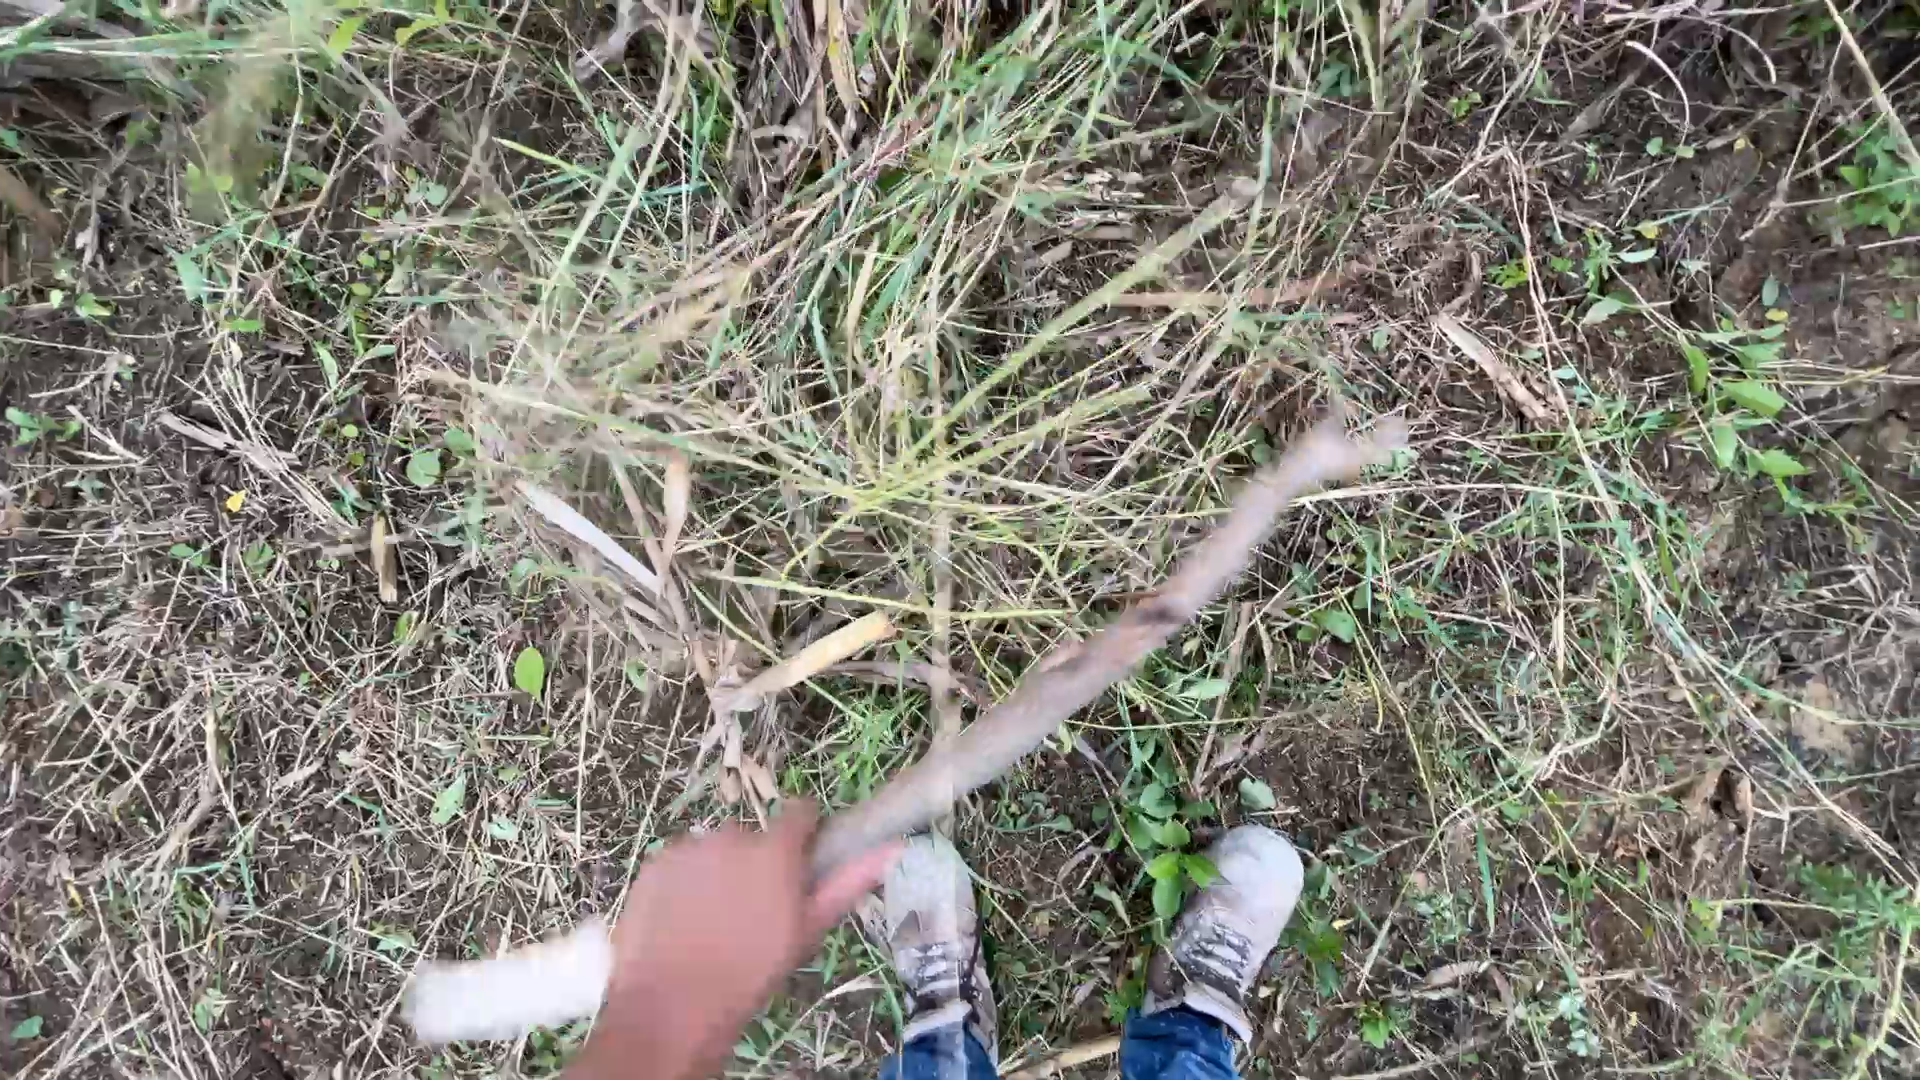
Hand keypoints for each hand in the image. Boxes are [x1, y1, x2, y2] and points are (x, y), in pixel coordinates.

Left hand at [570, 802, 896, 1079]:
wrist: (670, 1010)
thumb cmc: (751, 973)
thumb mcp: (807, 931)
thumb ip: (849, 882)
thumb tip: (894, 847)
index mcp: (776, 849)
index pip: (801, 811)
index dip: (804, 833)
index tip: (801, 862)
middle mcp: (733, 835)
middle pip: (756, 836)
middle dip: (758, 861)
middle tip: (753, 909)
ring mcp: (690, 846)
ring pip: (716, 848)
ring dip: (720, 870)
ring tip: (713, 920)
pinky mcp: (656, 861)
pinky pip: (682, 860)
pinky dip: (685, 881)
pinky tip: (683, 918)